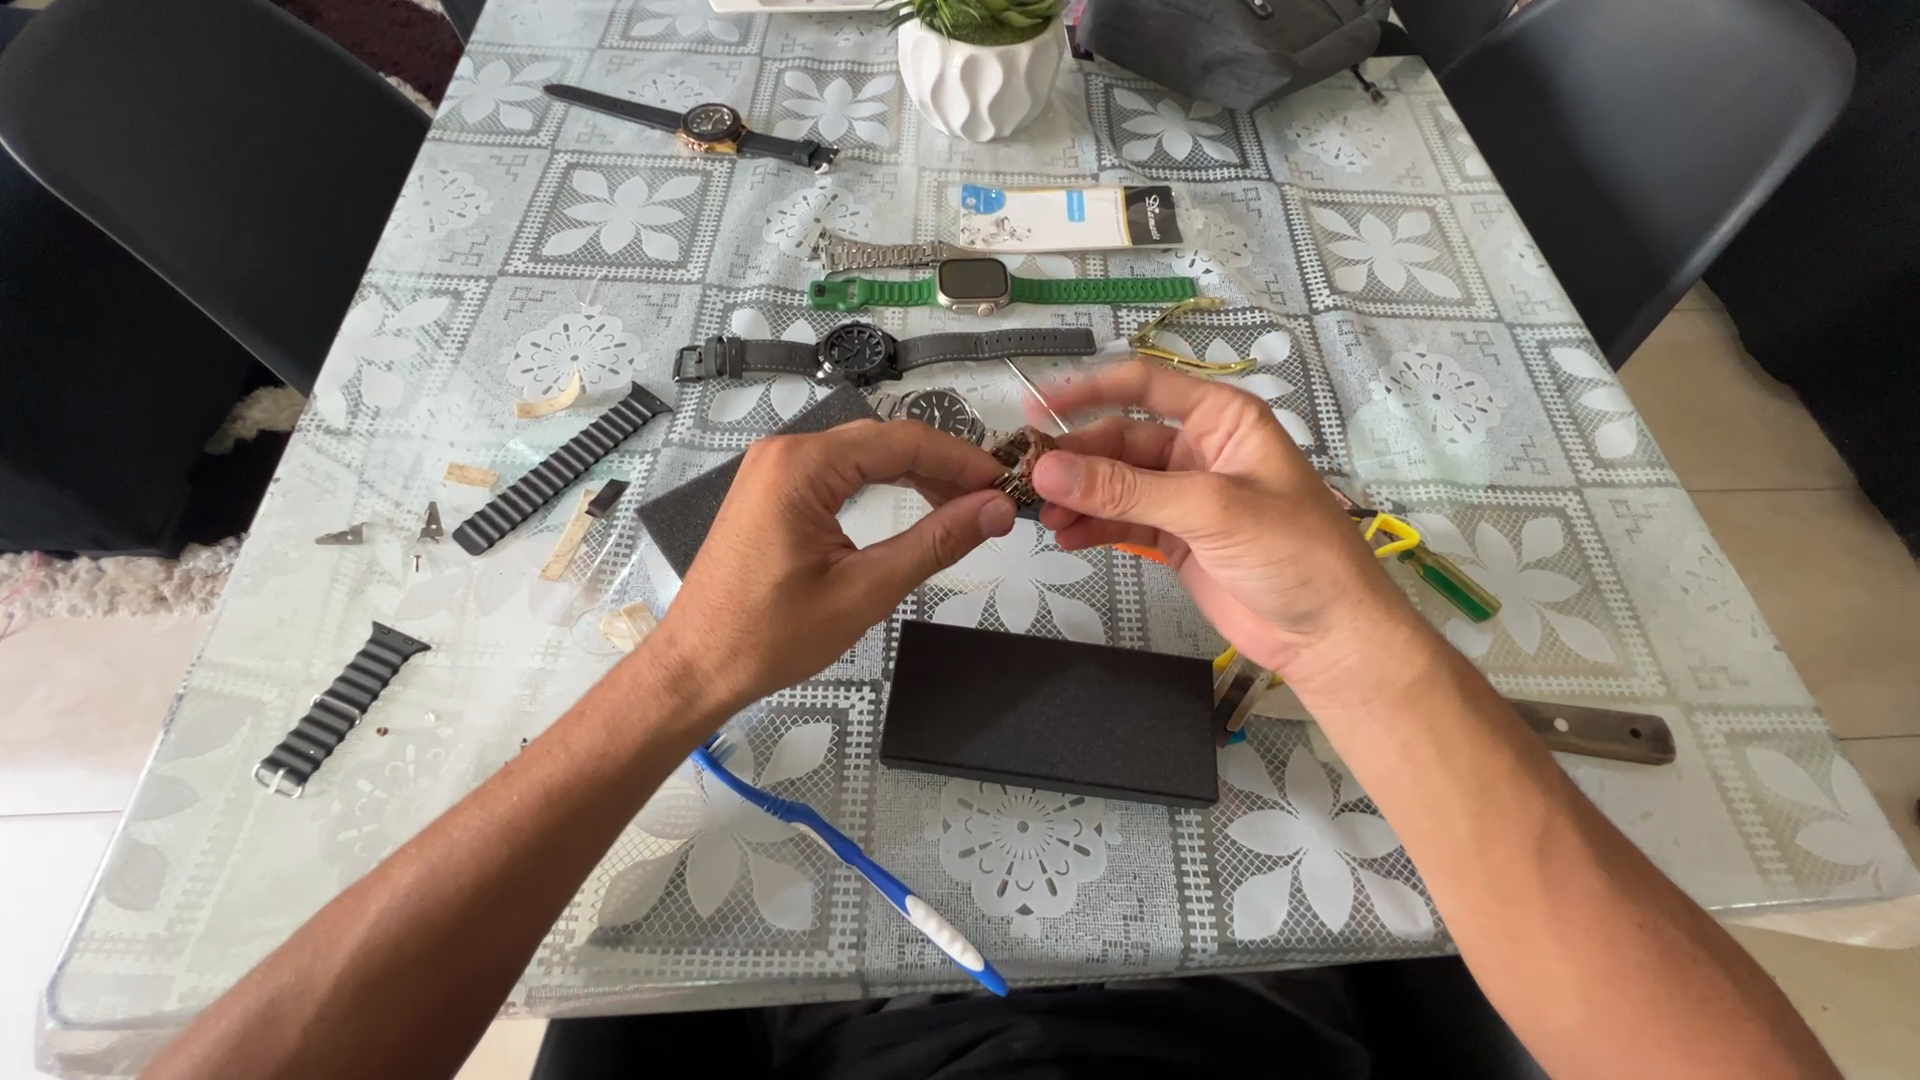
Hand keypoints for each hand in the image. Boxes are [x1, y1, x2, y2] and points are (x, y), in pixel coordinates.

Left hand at [649, 419, 1016, 713]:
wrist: (698, 664)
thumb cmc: (768, 636)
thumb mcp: (865, 590)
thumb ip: (935, 543)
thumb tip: (992, 510)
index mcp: (802, 466)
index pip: (902, 441)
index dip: (961, 459)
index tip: (1002, 483)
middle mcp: (784, 453)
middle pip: (883, 440)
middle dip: (941, 466)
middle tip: (988, 499)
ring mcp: (774, 469)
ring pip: (863, 455)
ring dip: (914, 474)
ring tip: (960, 505)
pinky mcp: (772, 490)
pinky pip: (839, 472)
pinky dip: (880, 484)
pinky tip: (912, 503)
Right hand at [1032, 360, 1430, 691]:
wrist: (1326, 635)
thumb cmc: (1293, 553)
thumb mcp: (1210, 509)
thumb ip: (1127, 490)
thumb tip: (1049, 470)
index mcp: (1221, 419)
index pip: (1144, 386)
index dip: (1088, 391)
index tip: (1036, 407)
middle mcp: (1198, 450)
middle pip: (1120, 440)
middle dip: (1078, 460)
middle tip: (1034, 481)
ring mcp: (1183, 496)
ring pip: (1115, 484)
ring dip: (1080, 497)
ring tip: (1046, 517)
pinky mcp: (1173, 538)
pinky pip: (1122, 522)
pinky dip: (1093, 527)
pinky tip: (1069, 537)